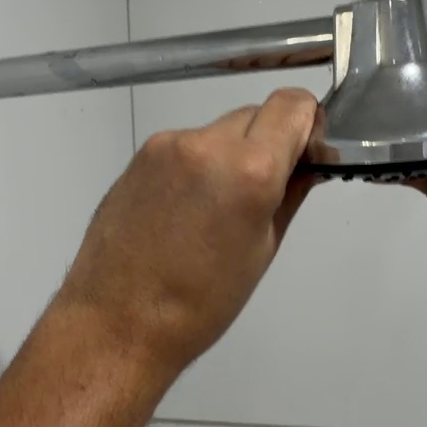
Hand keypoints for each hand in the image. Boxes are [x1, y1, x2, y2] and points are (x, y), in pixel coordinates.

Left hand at [53, 88, 319, 374]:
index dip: (307, 124)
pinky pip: (185, 147)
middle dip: (269, 142)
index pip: (292, 105)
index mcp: (248, 171)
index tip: (304, 153)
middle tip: (262, 190)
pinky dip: (196, 166)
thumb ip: (289, 195)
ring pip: (218, 131)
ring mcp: (167, 147)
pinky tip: (185, 211)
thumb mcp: (261, 250)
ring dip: (230, 155)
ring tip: (215, 210)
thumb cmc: (197, 304)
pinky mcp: (139, 157)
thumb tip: (307, 165)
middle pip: (256, 115)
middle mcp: (206, 145)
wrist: (118, 321)